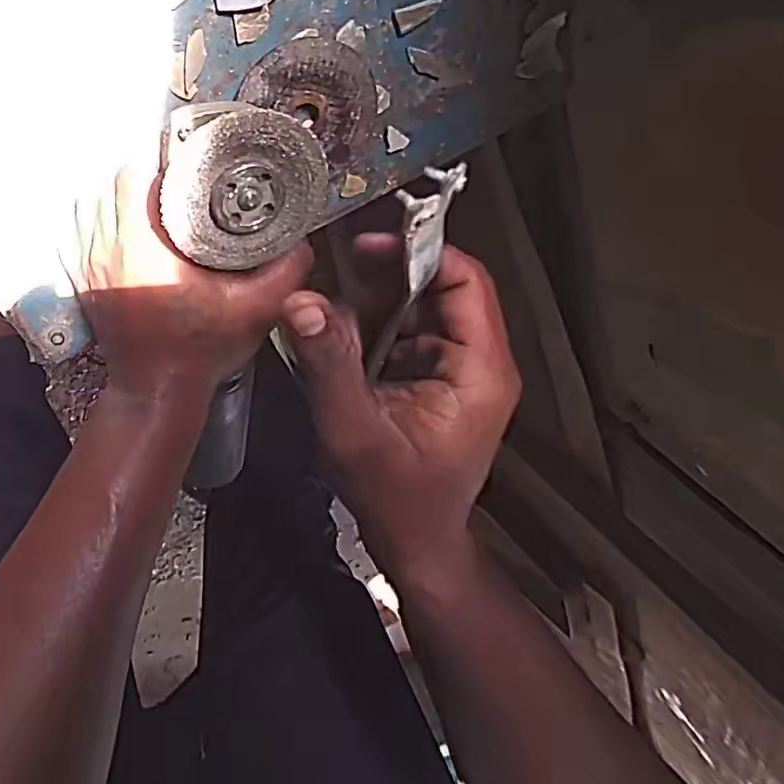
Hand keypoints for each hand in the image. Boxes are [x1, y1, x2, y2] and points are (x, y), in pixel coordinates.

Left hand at [74, 165, 312, 397]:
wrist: (155, 390)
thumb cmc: (194, 356)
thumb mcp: (252, 312)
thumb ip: (285, 273)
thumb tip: (301, 244)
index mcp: (141, 251)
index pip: (133, 177)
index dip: (156, 158)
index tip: (179, 157)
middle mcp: (107, 253)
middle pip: (110, 184)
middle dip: (142, 171)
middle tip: (172, 174)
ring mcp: (90, 268)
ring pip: (93, 204)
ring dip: (119, 191)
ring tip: (152, 193)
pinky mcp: (86, 281)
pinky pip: (84, 231)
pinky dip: (101, 217)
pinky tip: (126, 222)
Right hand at [278, 241, 520, 587]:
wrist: (413, 538)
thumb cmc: (400, 499)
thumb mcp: (355, 428)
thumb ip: (328, 362)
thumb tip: (304, 306)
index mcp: (479, 371)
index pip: (466, 281)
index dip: (421, 252)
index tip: (374, 245)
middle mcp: (474, 364)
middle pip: (437, 288)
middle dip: (384, 281)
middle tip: (340, 280)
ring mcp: (454, 370)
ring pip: (414, 308)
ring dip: (370, 308)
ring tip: (339, 331)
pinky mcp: (431, 376)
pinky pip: (400, 331)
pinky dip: (368, 330)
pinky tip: (345, 350)